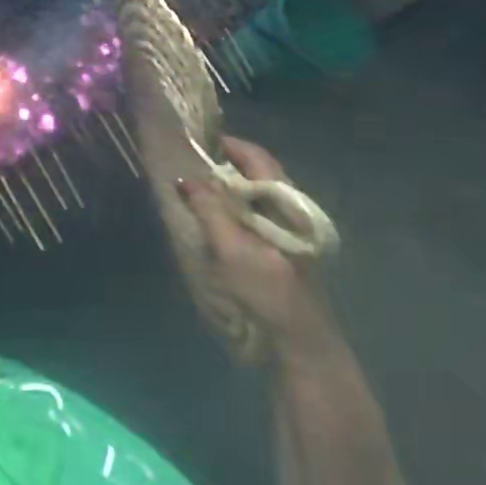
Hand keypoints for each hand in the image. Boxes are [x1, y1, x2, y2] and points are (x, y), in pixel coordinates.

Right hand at [177, 136, 340, 361]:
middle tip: (186, 163)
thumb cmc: (269, 292)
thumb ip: (209, 209)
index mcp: (287, 204)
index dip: (227, 145)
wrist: (301, 343)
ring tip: (193, 188)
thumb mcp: (233, 249)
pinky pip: (253, 213)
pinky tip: (210, 219)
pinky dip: (230, 206)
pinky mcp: (282, 247)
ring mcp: (289, 229)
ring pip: (254, 194)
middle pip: (256, 173)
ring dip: (224, 187)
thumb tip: (185, 177)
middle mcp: (292, 210)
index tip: (194, 141)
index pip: (257, 158)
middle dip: (221, 164)